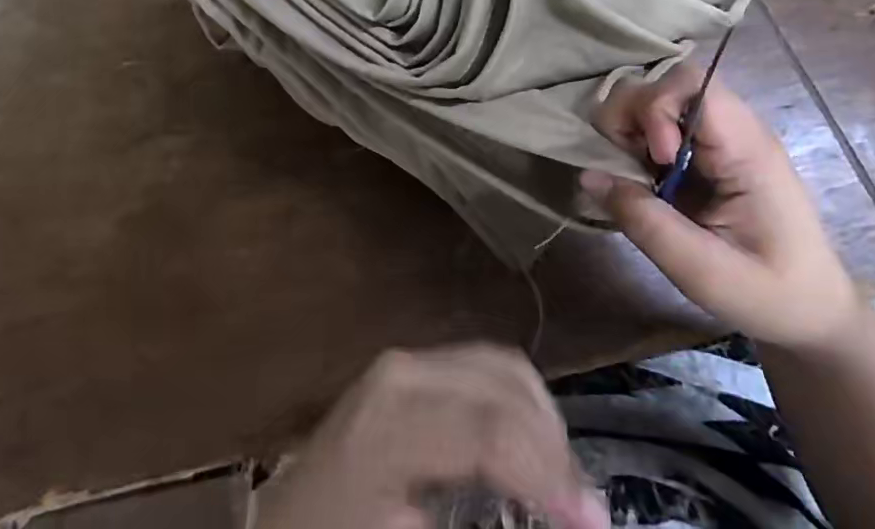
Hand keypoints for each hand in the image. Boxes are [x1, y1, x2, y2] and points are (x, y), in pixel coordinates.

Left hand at [254, 344, 608, 528]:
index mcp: (390, 423)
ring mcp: (406, 362)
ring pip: (503, 367)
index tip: (591, 521)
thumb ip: (487, 518)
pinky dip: (520, 401)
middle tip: (582, 508)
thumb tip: (562, 515)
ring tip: (561, 478)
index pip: (492, 430)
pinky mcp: (412, 366)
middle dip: (554, 448)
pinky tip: (530, 442)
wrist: (283, 521)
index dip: (551, 474)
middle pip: (506, 387)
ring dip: (543, 419)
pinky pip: (484, 366)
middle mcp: (403, 373)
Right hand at [583, 64, 866, 353]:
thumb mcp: (702, 270)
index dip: (657, 107)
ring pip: (659, 100)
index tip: (656, 160)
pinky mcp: (708, 154)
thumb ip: (644, 221)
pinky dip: (639, 146)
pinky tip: (645, 183)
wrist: (811, 310)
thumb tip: (588, 175)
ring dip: (631, 130)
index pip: (691, 82)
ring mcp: (721, 139)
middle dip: (632, 116)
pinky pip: (662, 127)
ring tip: (635, 178)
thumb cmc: (768, 294)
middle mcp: (733, 129)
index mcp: (746, 148)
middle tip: (630, 168)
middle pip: (668, 83)